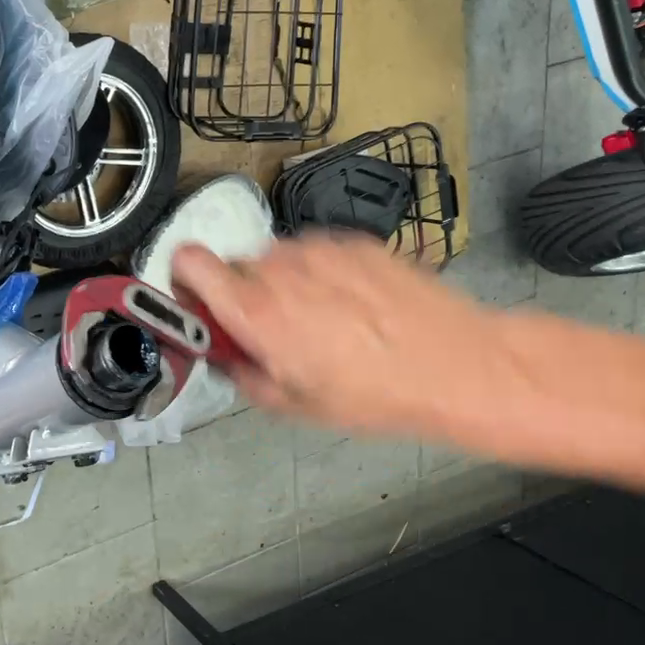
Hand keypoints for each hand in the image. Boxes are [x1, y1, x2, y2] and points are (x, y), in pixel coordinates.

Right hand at [171, 235, 507, 433]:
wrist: (459, 366)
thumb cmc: (375, 392)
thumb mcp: (290, 403)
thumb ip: (240, 372)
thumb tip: (224, 357)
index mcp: (253, 310)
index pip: (186, 260)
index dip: (185, 280)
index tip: (199, 303)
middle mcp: (278, 269)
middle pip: (233, 267)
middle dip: (241, 294)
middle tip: (272, 328)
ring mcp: (318, 250)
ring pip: (275, 259)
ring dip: (282, 283)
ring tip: (321, 319)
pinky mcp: (353, 241)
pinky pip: (315, 252)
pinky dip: (320, 273)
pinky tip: (351, 305)